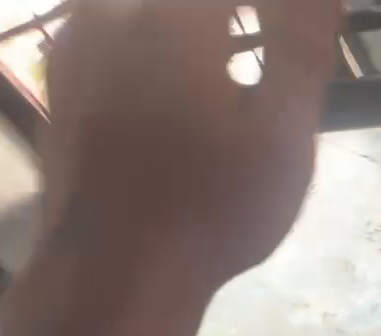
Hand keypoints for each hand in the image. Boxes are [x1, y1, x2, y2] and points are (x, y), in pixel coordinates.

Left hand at [39, 0, 339, 287]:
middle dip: (237, 19)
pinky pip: (113, 28)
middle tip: (283, 49)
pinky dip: (156, 41)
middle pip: (191, 3)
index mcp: (176, 18)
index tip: (315, 25)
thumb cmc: (218, 205)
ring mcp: (78, 40)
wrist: (121, 263)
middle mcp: (115, 10)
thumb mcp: (281, 135)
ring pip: (146, 12)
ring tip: (232, 77)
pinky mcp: (65, 75)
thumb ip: (299, 51)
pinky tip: (182, 86)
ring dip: (198, 28)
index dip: (285, 12)